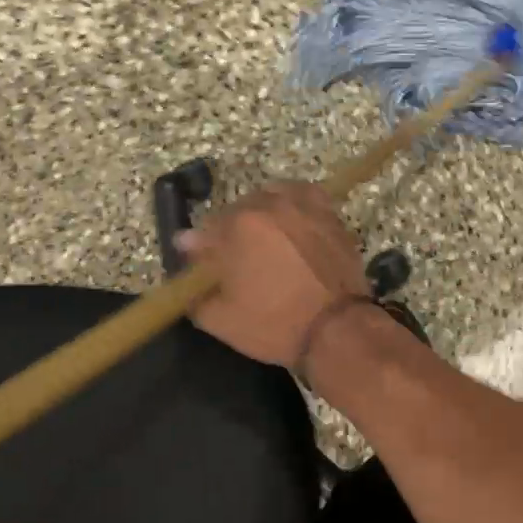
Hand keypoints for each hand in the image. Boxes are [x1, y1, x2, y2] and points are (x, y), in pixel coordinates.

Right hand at [175, 182, 369, 366]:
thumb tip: (185, 248)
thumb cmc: (274, 324)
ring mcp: (303, 205)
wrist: (337, 327)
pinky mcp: (329, 213)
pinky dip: (294, 204)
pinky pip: (304, 196)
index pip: (206, 231)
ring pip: (271, 197)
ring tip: (267, 242)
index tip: (205, 268)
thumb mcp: (220, 317)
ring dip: (263, 214)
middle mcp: (270, 205)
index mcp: (238, 226)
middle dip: (232, 233)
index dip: (202, 250)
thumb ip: (194, 283)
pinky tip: (293, 223)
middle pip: (238, 211)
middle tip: (238, 261)